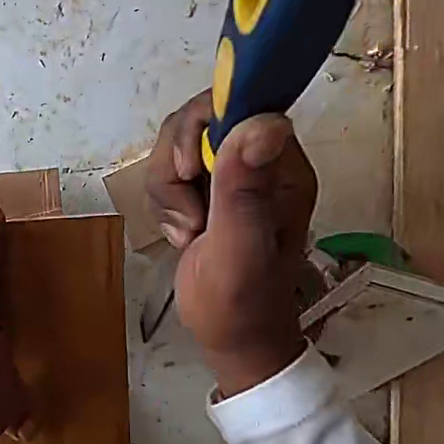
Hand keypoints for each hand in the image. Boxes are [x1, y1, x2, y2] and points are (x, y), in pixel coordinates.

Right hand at [146, 90, 317, 396]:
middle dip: (176, 166)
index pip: (238, 105)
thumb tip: (265, 121)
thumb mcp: (239, 248)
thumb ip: (244, 189)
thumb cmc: (240, 303)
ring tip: (186, 229)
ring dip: (167, 189)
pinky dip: (162, 201)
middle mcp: (258, 161)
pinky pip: (166, 171)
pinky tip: (181, 233)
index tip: (189, 170)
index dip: (202, 125)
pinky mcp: (205, 189)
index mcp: (281, 167)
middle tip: (186, 212)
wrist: (229, 337)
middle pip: (197, 120)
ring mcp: (230, 175)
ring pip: (175, 146)